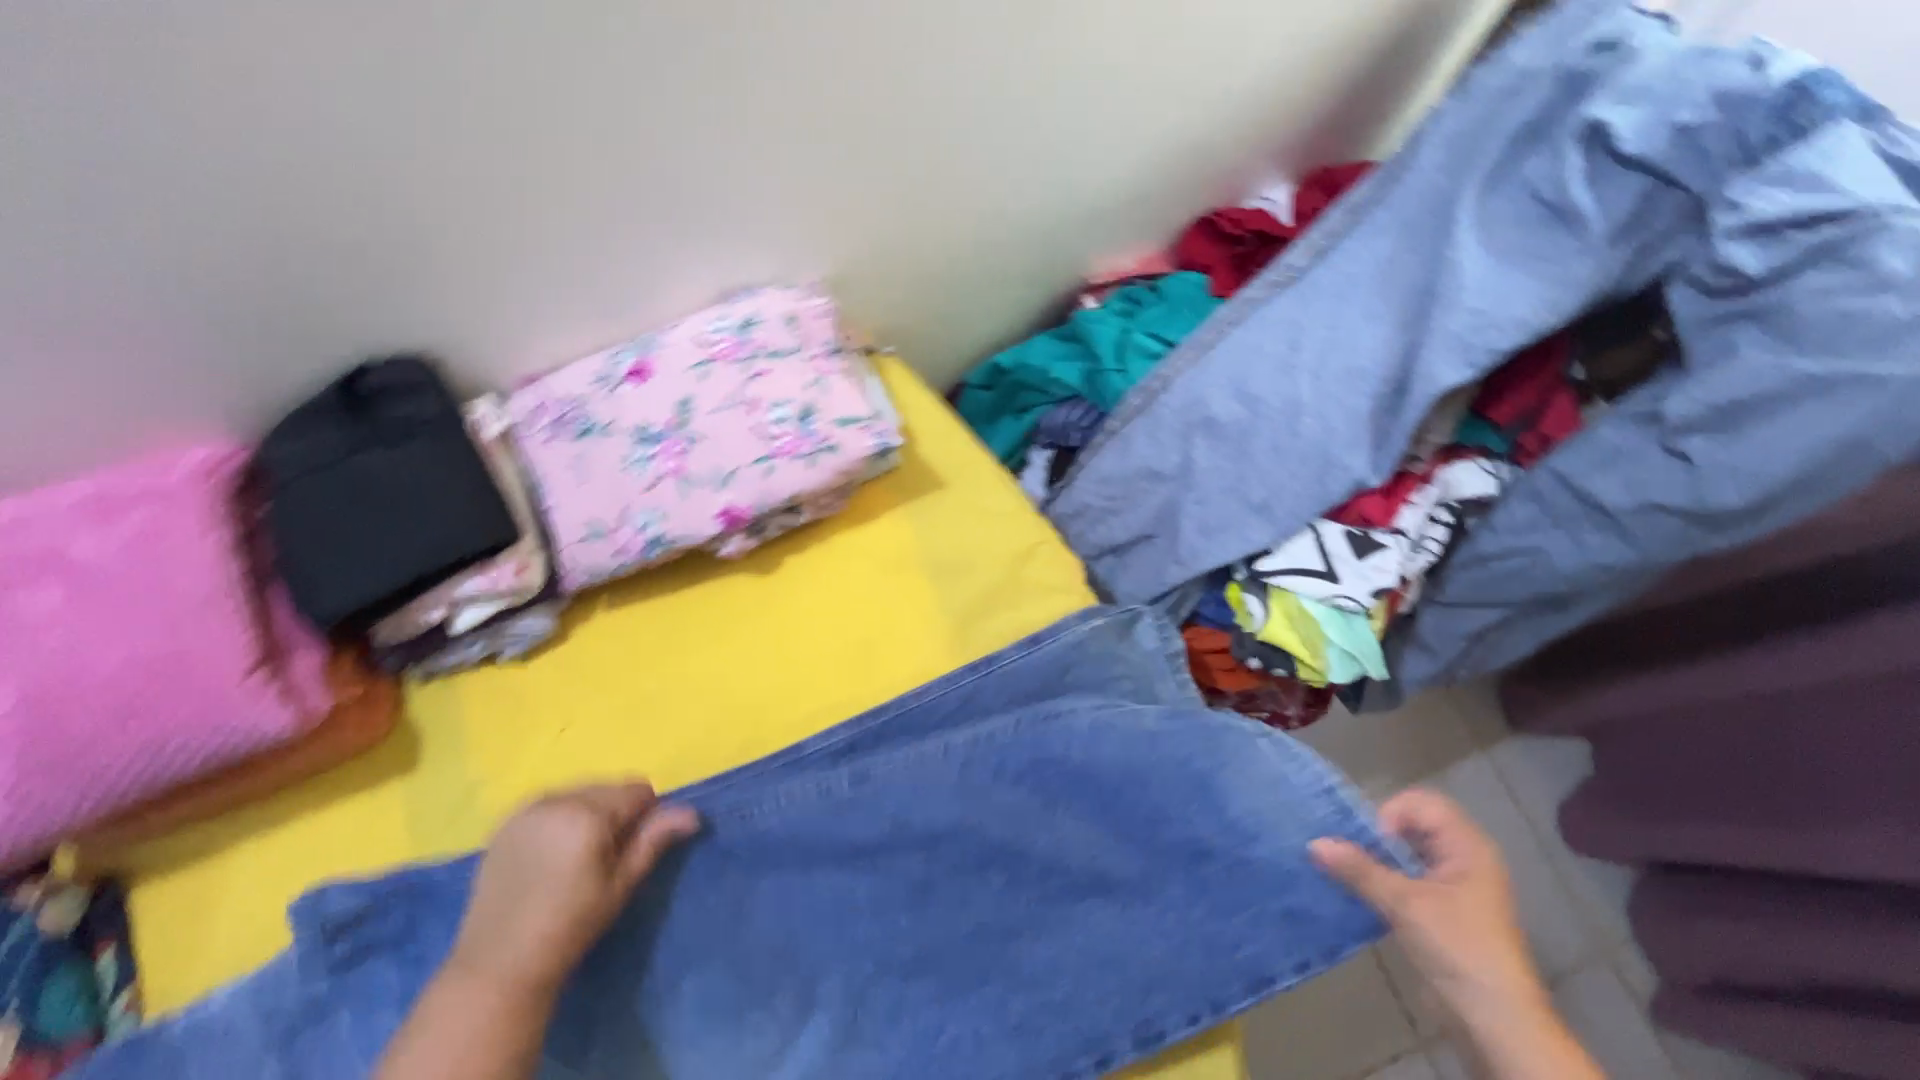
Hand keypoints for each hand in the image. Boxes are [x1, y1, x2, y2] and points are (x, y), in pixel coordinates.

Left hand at [448, 782, 700, 1000]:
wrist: (500, 961)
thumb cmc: (572, 926)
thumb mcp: (621, 884)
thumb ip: (654, 840)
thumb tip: (692, 814)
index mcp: (587, 814)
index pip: (637, 790)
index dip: (645, 817)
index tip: (632, 851)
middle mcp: (556, 800)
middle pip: (607, 786)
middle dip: (616, 812)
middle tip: (605, 857)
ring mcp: (526, 809)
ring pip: (579, 792)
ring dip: (589, 812)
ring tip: (576, 857)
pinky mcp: (505, 821)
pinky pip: (550, 803)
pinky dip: (561, 817)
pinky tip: (551, 855)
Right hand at [1311, 790, 1548, 1029]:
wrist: (1493, 1017)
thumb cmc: (1458, 947)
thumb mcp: (1405, 904)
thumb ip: (1359, 870)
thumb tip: (1314, 843)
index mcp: (1467, 847)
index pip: (1422, 804)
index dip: (1391, 815)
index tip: (1369, 843)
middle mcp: (1463, 860)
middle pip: (1412, 828)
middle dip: (1376, 837)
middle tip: (1347, 854)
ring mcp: (1452, 888)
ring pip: (1405, 857)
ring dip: (1374, 862)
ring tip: (1343, 873)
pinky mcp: (1439, 914)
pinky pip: (1404, 883)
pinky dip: (1380, 883)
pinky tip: (1356, 895)